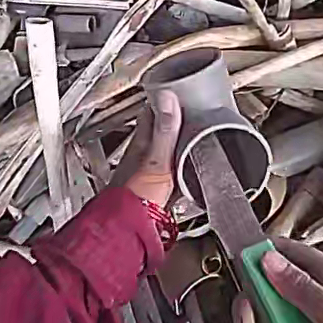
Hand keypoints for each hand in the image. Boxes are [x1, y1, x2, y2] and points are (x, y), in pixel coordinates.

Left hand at [118, 90, 181, 207]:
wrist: (129, 228)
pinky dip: (178, 165)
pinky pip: (169, 170)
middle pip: (158, 130)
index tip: (178, 93)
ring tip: (192, 136)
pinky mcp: (153, 189)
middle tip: (190, 113)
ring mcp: (146, 172)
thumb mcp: (158, 159)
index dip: (164, 100)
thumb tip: (167, 98)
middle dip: (173, 121)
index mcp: (141, 143)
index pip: (151, 112)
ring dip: (175, 143)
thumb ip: (165, 130)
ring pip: (163, 149)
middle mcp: (141, 155)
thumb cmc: (137, 195)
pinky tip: (187, 169)